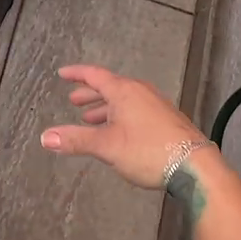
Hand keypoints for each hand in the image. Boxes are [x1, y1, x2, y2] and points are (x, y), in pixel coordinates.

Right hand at [39, 64, 208, 188]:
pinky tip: (120, 132)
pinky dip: (121, 115)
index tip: (63, 73)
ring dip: (106, 107)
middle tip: (74, 100)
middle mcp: (140, 92)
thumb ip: (76, 140)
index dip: (77, 74)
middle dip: (91, 94)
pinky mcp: (167, 119)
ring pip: (125, 100)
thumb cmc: (148, 150)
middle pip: (111, 87)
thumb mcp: (107, 146)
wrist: (195, 166)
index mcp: (124, 91)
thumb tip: (45, 137)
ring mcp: (156, 105)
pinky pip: (137, 109)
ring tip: (92, 119)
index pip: (95, 75)